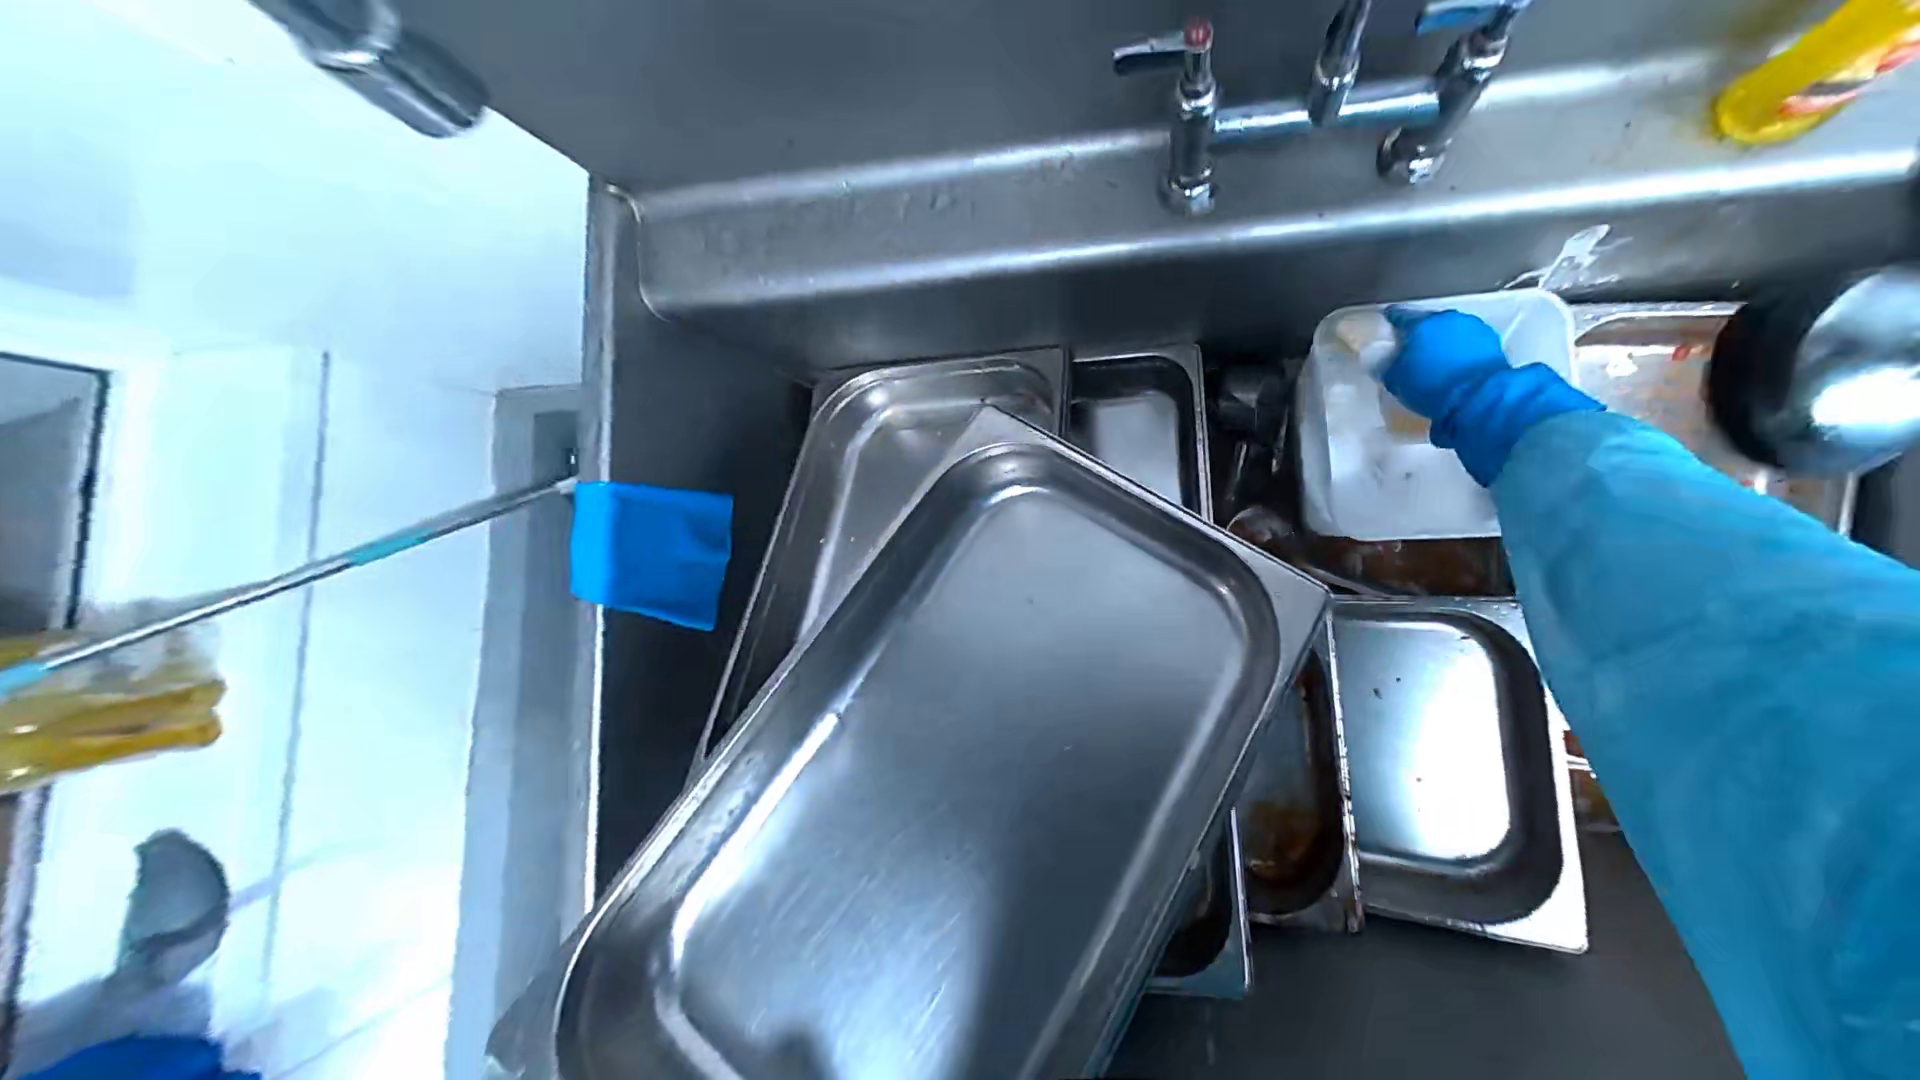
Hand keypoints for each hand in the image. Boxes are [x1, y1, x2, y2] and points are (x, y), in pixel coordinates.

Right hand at [1380, 308, 1509, 421]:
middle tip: (1408, 347)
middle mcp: (1448, 319)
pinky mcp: (1491, 341)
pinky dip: (1458, 350)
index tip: (1386, 321)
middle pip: (1427, 321)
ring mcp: (1473, 328)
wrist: (1478, 396)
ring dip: (1440, 340)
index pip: (1400, 315)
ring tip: (1432, 359)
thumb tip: (1382, 360)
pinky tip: (1451, 365)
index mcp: (1421, 324)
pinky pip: (1467, 341)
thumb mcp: (1395, 380)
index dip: (1390, 319)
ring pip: (1449, 330)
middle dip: (1418, 332)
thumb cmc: (1431, 385)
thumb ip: (1386, 365)